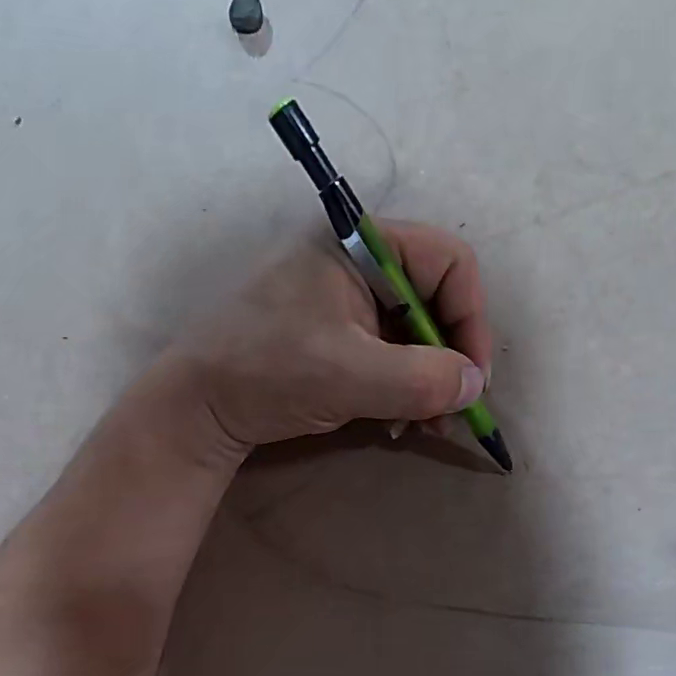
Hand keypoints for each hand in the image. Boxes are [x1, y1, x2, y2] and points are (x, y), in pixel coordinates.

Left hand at [161, 220, 494, 451]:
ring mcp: (349, 306)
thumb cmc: (267, 372)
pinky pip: (393, 358)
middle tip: (453, 410)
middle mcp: (360, 267)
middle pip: (437, 301)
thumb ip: (420, 379)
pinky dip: (406, 391)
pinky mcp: (341, 341)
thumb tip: (474, 386)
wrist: (200, 408)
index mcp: (359, 247)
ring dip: (431, 383)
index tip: (472, 376)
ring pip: (418, 336)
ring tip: (427, 427)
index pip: (448, 262)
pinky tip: (400, 424)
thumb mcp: (349, 375)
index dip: (471, 317)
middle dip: (451, 359)